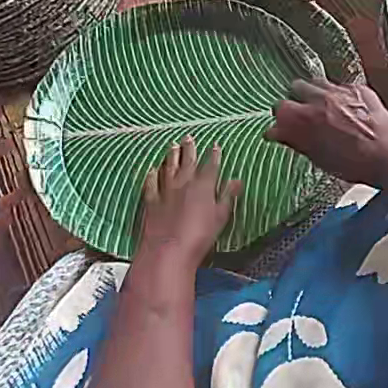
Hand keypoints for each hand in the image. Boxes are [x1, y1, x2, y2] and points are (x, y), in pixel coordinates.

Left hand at [136, 137, 241, 267]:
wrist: (169, 250)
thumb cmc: (200, 236)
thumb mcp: (220, 217)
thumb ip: (227, 196)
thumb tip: (237, 180)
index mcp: (203, 186)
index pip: (210, 166)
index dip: (213, 155)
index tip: (215, 145)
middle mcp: (183, 183)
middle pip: (187, 161)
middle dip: (189, 148)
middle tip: (188, 137)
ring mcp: (165, 190)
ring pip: (169, 167)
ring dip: (171, 156)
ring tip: (172, 146)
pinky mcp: (151, 201)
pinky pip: (151, 183)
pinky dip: (152, 175)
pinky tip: (152, 170)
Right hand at [265, 80, 387, 185]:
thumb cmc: (353, 164)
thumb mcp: (318, 157)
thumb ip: (294, 140)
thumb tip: (274, 132)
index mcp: (306, 117)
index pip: (280, 107)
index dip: (282, 117)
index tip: (286, 125)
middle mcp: (321, 98)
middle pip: (296, 87)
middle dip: (298, 100)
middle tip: (306, 115)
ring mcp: (341, 90)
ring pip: (318, 82)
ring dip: (317, 93)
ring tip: (326, 109)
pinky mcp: (359, 88)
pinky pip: (341, 85)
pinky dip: (340, 95)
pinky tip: (348, 110)